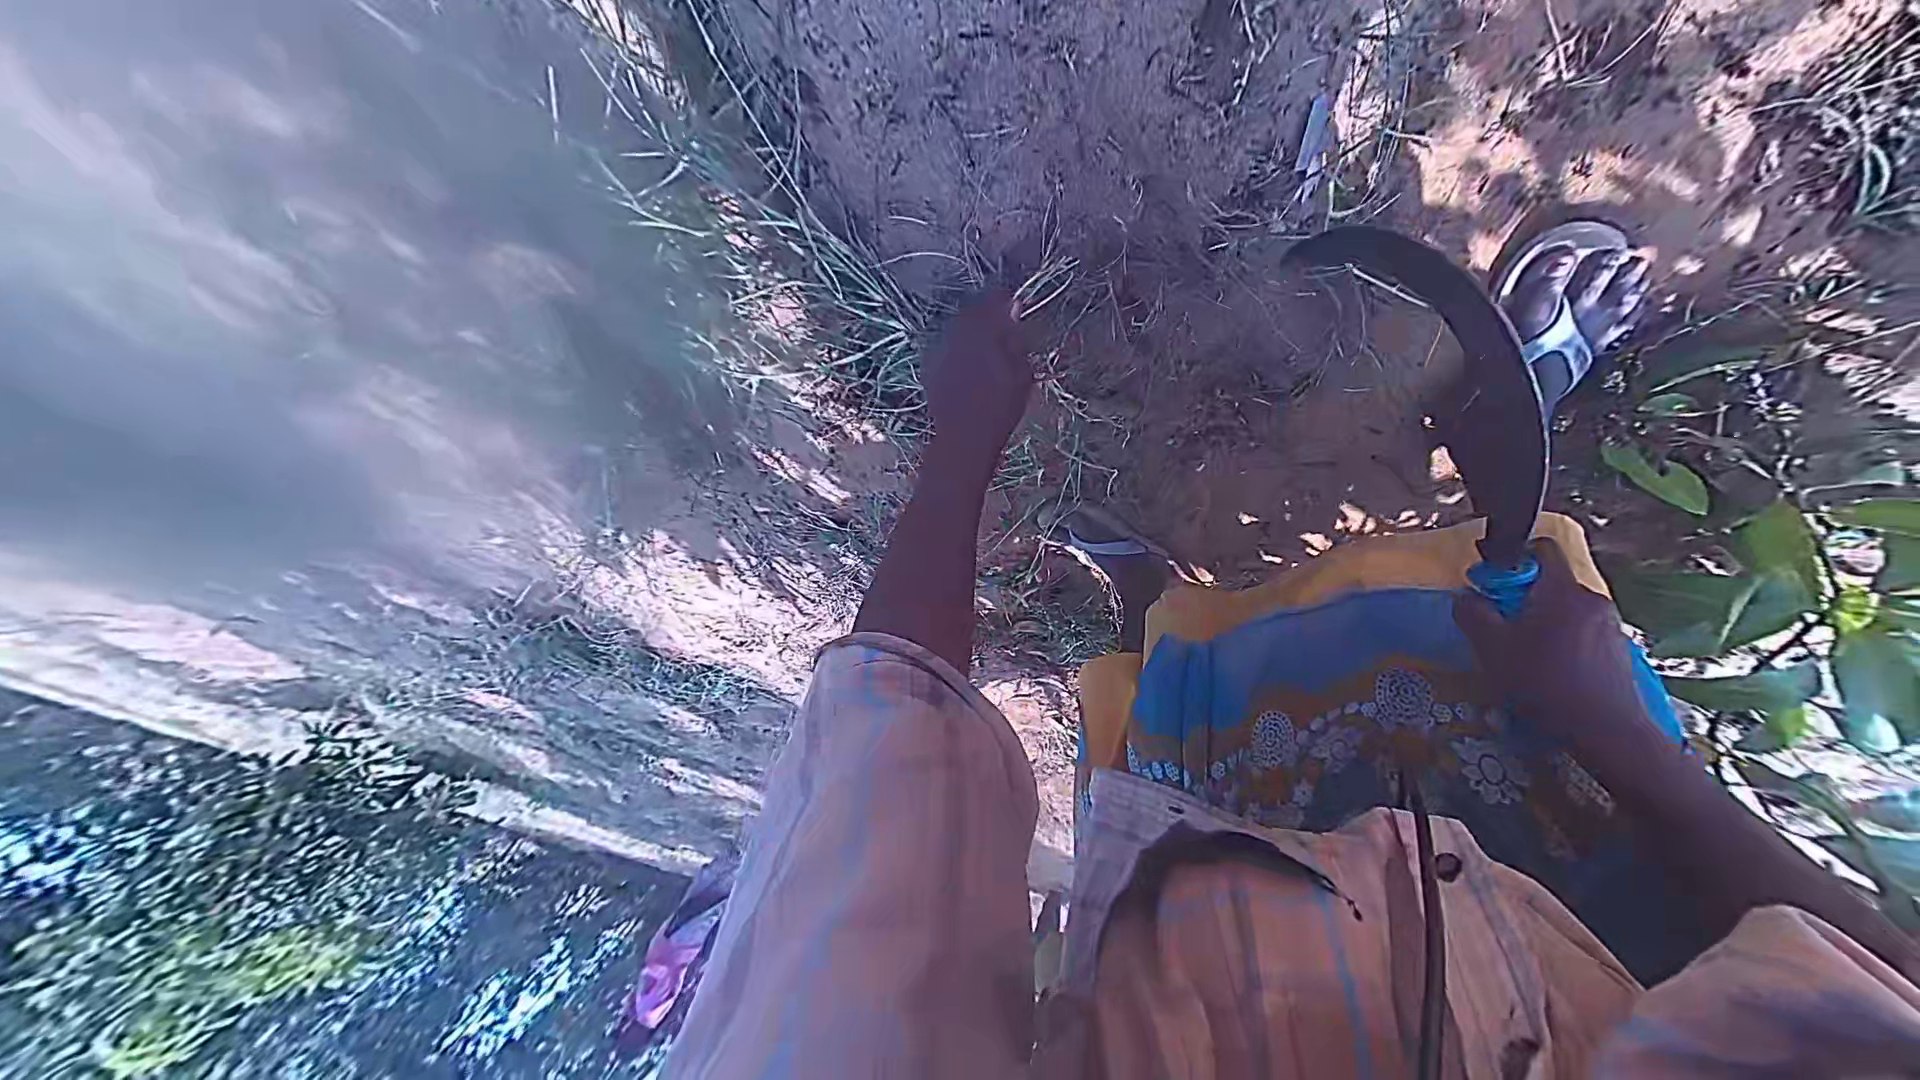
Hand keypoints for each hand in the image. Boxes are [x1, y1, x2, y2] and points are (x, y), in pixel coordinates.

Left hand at [922, 291, 1035, 461]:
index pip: (993, 300)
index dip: (1005, 303)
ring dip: (970, 335)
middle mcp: (956, 334)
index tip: (1014, 310)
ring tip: (985, 353)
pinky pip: (946, 349)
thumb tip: (1014, 308)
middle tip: (1001, 333)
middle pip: (971, 313)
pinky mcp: (930, 368)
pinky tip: (967, 369)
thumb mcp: (1022, 373)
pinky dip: (958, 352)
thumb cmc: (1001, 408)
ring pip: (957, 330)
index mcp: (982, 329)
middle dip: (985, 318)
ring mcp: (940, 350)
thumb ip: (1016, 337)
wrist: (964, 438)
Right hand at [1452, 538, 1654, 759]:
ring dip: (1535, 621)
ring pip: (1560, 609)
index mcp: (1562, 591)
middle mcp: (1592, 600)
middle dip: (1517, 598)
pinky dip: (1555, 640)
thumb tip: (1467, 596)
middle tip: (1496, 627)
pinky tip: (1543, 669)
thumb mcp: (1490, 645)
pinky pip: (1576, 630)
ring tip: (1517, 653)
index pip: (1540, 549)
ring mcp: (1609, 626)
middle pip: (1547, 583)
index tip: (1489, 587)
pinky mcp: (1616, 649)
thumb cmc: (1542, 680)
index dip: (1510, 560)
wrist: (1606, 731)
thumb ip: (1472, 612)